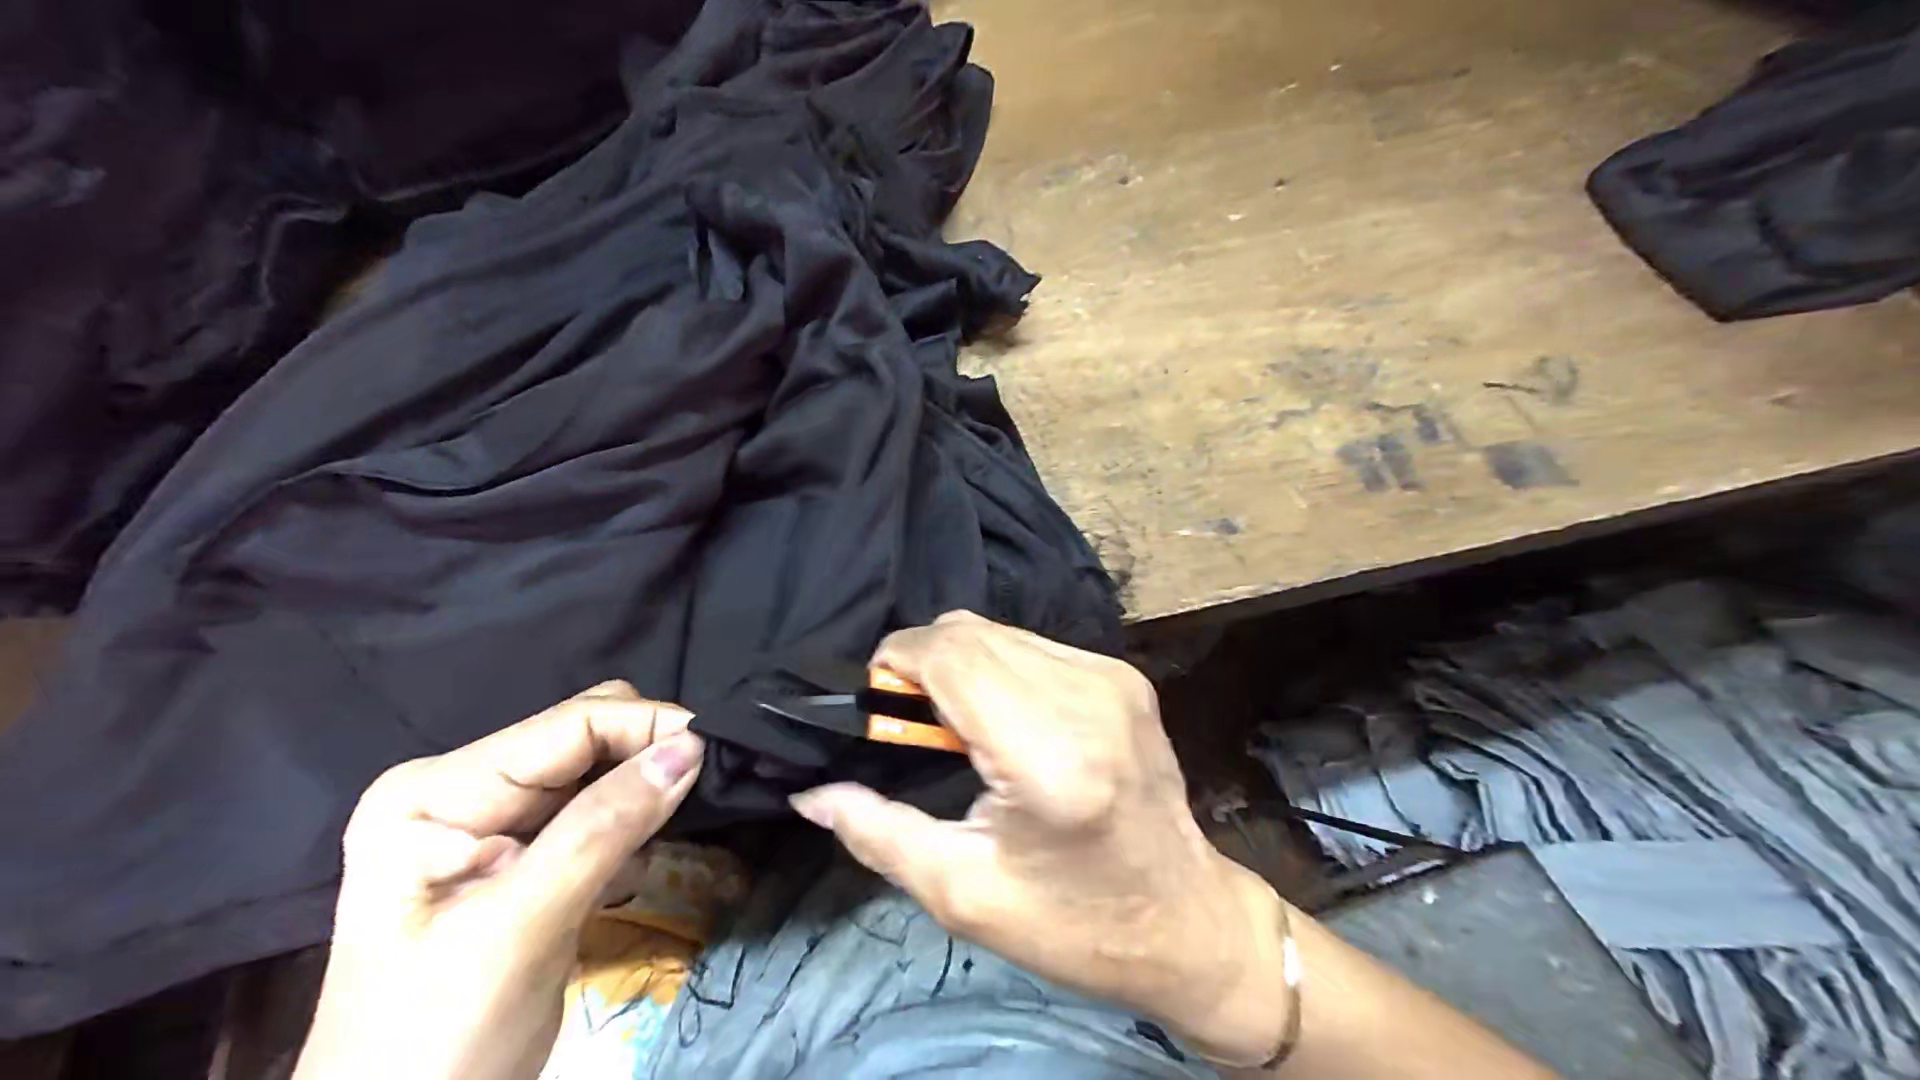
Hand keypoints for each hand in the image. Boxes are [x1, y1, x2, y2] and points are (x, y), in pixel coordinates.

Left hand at [294, 682, 704, 1079]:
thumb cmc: (436, 1043)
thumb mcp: (520, 929)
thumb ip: (605, 828)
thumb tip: (691, 747)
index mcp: (438, 791)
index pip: (570, 723)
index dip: (649, 726)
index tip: (716, 751)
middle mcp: (464, 789)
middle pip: (587, 735)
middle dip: (649, 752)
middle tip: (703, 787)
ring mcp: (493, 823)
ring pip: (601, 769)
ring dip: (647, 787)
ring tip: (681, 820)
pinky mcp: (525, 855)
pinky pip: (600, 809)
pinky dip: (635, 821)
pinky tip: (642, 857)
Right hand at [790, 612, 1292, 1065]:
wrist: (1186, 922)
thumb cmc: (1073, 924)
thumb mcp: (962, 894)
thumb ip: (878, 833)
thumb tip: (810, 794)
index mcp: (1048, 755)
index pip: (952, 654)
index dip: (898, 660)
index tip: (876, 701)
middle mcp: (1086, 698)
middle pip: (971, 632)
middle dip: (922, 661)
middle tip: (908, 722)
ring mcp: (1111, 678)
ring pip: (999, 630)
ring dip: (959, 663)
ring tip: (954, 726)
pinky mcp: (1123, 675)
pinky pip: (1032, 644)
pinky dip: (997, 666)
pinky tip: (1000, 717)